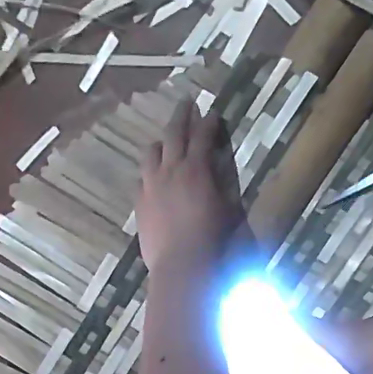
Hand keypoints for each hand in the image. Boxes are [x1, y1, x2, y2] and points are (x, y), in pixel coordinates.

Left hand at [137, 97, 238, 273]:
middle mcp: (170, 171)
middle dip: (182, 115)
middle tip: (187, 104)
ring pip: (151, 153)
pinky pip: (141, 179)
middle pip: (173, 133)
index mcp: (197, 170)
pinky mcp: (140, 205)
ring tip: (166, 142)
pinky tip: (153, 177)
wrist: (182, 270)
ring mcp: (150, 187)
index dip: (210, 122)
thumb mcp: (232, 211)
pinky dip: (150, 172)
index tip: (214, 113)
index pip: (203, 135)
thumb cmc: (215, 244)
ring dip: (162, 143)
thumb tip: (225, 168)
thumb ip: (228, 186)